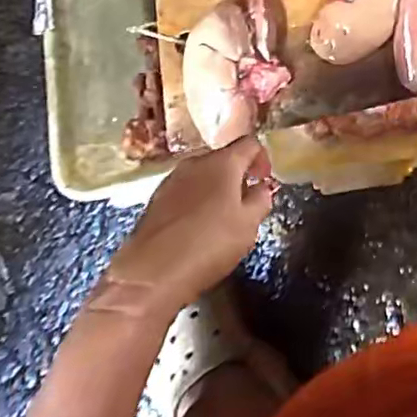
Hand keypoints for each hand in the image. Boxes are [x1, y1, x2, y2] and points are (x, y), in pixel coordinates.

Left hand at [107, 136, 274, 309]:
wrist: (151, 273)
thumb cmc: (209, 244)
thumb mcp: (248, 225)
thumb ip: (261, 200)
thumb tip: (262, 187)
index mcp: (223, 162)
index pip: (250, 143)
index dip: (262, 158)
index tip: (265, 181)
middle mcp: (196, 161)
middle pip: (224, 158)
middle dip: (238, 176)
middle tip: (246, 204)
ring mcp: (172, 178)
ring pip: (203, 175)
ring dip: (216, 189)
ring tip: (221, 220)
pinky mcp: (156, 198)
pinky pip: (185, 191)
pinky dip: (196, 201)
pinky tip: (196, 229)